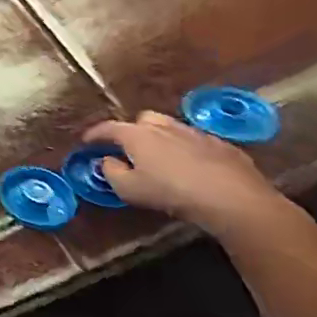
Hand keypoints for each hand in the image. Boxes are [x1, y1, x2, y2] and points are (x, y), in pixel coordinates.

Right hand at [83, 111, 300, 237]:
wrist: (230, 196)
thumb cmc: (170, 191)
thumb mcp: (129, 189)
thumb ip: (111, 172)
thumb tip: (108, 161)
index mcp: (138, 135)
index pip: (109, 128)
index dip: (95, 134)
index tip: (86, 141)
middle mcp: (165, 126)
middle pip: (143, 119)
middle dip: (132, 130)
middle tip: (128, 149)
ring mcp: (195, 132)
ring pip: (171, 128)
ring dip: (161, 138)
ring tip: (160, 158)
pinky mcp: (219, 144)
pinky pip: (195, 141)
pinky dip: (186, 149)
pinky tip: (190, 166)